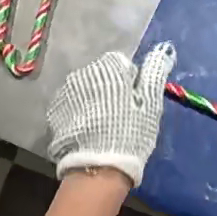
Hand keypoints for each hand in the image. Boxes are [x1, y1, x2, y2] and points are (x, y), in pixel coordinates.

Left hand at [47, 43, 175, 187]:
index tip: (133, 104)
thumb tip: (163, 49)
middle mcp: (81, 73)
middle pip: (99, 77)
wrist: (98, 166)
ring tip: (100, 127)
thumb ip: (155, 72)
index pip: (120, 65)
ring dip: (90, 103)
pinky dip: (76, 116)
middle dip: (107, 91)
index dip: (129, 84)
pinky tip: (85, 133)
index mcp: (107, 67)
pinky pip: (69, 108)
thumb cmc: (129, 132)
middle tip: (118, 117)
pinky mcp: (53, 113)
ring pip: (82, 92)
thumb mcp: (150, 103)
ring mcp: (63, 93)